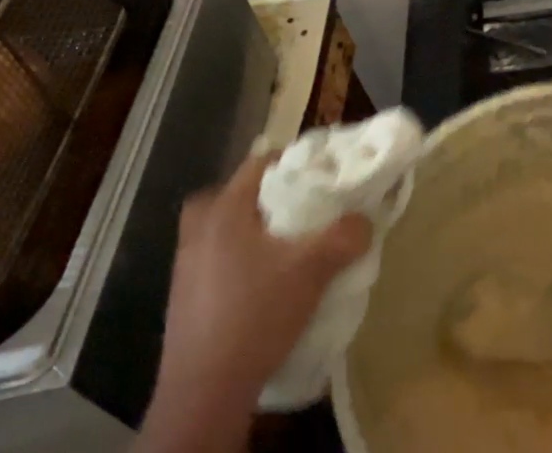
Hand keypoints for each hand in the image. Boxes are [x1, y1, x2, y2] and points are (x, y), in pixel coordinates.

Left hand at [155, 154, 371, 408]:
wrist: (206, 389)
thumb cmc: (257, 313)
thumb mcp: (314, 268)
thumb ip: (346, 234)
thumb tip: (364, 220)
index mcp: (223, 211)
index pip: (261, 162)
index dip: (299, 162)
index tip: (328, 175)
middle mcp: (198, 231)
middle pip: (239, 194)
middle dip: (272, 197)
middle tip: (306, 208)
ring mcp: (187, 265)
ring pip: (230, 228)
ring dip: (260, 230)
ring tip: (295, 245)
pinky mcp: (188, 296)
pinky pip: (222, 257)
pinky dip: (247, 258)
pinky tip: (273, 280)